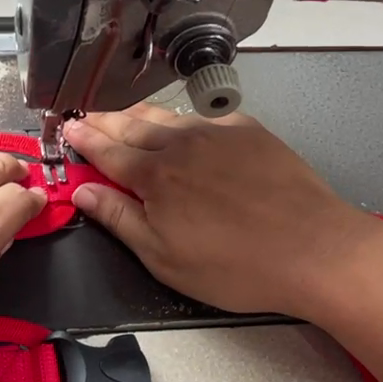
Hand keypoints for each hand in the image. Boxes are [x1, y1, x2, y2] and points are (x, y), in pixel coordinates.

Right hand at [64, 106, 382, 318]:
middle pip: (133, 126)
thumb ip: (119, 218)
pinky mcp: (251, 132)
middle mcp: (181, 145)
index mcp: (155, 177)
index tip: (67, 129)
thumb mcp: (163, 258)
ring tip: (123, 115)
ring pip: (167, 116)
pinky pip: (206, 118)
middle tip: (86, 118)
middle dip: (105, 121)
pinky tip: (183, 124)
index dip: (84, 140)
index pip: (107, 151)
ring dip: (138, 115)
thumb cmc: (235, 266)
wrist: (315, 249)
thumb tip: (81, 190)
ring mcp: (218, 134)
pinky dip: (184, 119)